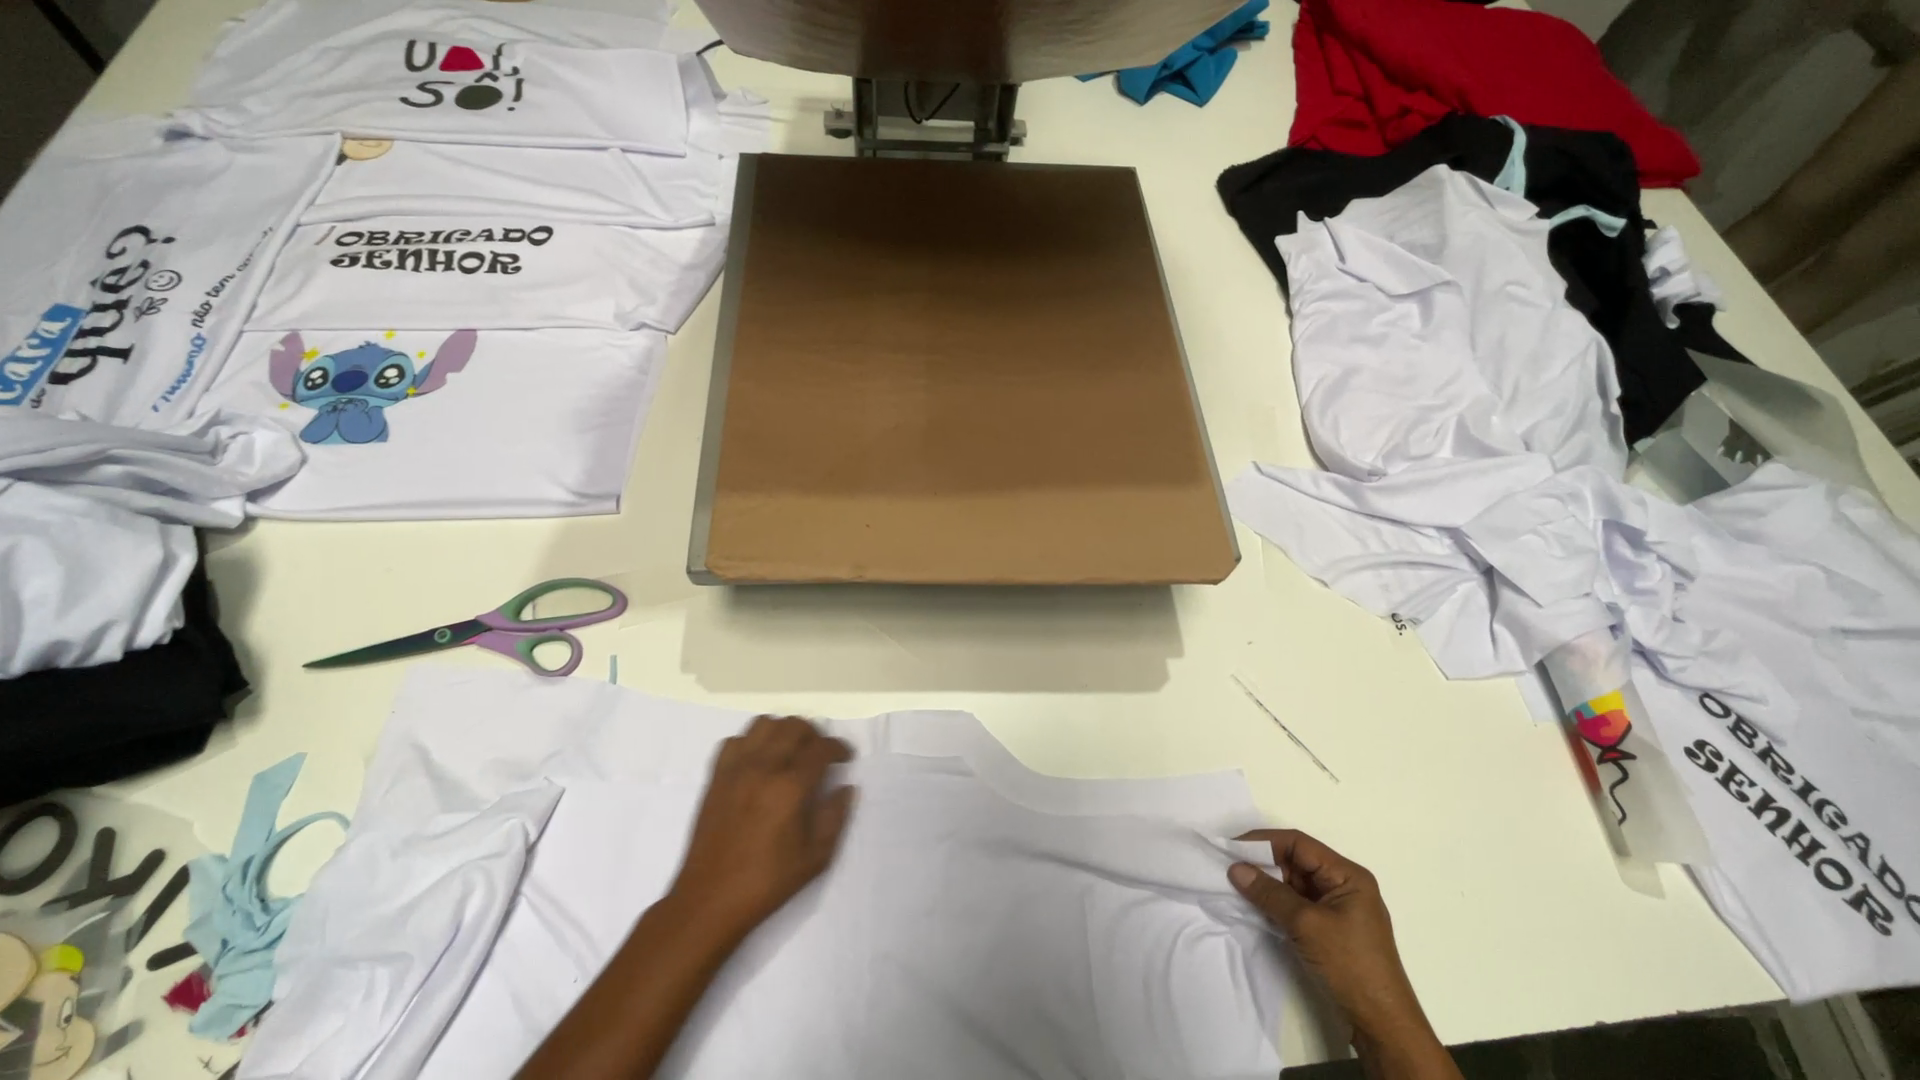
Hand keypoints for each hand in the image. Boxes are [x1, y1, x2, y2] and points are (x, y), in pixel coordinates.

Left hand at [669, 715, 855, 941]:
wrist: (710, 899)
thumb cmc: (767, 882)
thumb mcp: (816, 857)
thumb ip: (835, 817)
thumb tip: (846, 787)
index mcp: (790, 788)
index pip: (821, 748)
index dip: (840, 748)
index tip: (846, 759)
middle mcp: (762, 768)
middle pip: (794, 726)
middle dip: (815, 734)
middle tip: (822, 755)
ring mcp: (734, 769)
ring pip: (763, 724)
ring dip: (783, 731)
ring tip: (791, 752)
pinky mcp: (715, 777)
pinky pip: (735, 741)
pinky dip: (752, 742)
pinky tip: (759, 763)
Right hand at [1229, 830, 1434, 1048]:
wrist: (1380, 1020)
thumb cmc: (1349, 964)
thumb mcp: (1306, 924)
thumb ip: (1270, 893)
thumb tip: (1236, 869)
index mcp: (1347, 875)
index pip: (1299, 844)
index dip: (1264, 842)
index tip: (1230, 848)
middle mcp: (1344, 885)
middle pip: (1296, 862)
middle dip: (1263, 863)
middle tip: (1228, 869)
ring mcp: (1337, 908)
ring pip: (1295, 884)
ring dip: (1267, 884)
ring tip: (1234, 886)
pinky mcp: (1329, 929)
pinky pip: (1297, 904)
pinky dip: (1276, 903)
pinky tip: (1254, 906)